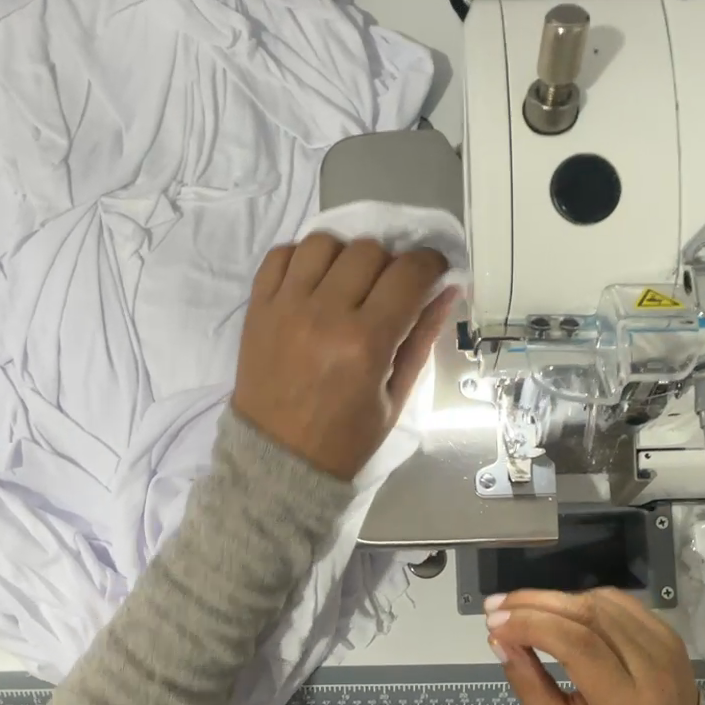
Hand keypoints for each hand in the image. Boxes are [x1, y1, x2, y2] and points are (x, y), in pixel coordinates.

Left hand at [233, 233, 457, 479]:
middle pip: (369, 250)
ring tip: (347, 285)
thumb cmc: (345, 439)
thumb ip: (421, 339)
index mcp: (366, 343)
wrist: (279, 461)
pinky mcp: (257, 308)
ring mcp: (285, 307)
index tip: (432, 274)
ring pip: (324, 243)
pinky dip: (302, 260)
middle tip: (387, 292)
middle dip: (389, 265)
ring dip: (344, 257)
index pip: (409, 273)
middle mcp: (325, 315)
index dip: (430, 265)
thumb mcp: (395, 398)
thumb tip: (447, 290)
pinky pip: (281, 254)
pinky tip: (313, 285)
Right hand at [485, 588, 701, 704]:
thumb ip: (530, 688)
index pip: (576, 644)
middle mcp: (651, 665)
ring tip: (518, 607)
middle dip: (534, 604)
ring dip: (553, 598)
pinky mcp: (666, 630)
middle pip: (587, 615)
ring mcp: (663, 643)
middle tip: (495, 606)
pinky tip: (556, 609)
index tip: (494, 624)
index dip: (531, 625)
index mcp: (626, 702)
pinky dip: (579, 599)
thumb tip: (499, 641)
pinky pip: (617, 601)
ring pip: (600, 601)